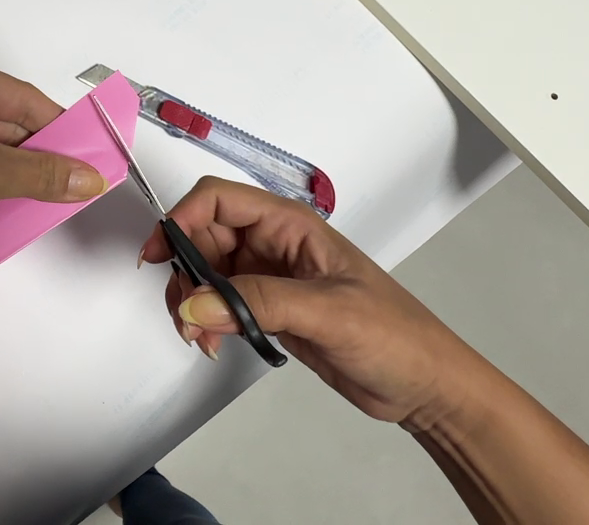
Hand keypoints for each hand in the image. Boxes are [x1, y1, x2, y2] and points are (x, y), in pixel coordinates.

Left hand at [0, 54, 105, 250]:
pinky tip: (13, 199)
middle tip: (76, 182)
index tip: (90, 155)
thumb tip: (95, 179)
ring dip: (16, 168)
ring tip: (51, 194)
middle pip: (6, 119)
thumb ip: (44, 173)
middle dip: (38, 152)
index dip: (59, 127)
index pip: (22, 97)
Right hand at [144, 177, 486, 430]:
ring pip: (204, 270)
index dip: (183, 217)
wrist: (427, 389)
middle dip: (183, 269)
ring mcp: (266, 275)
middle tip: (183, 312)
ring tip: (198, 337)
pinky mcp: (265, 307)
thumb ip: (256, 303)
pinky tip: (212, 343)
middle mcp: (271, 242)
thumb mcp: (327, 312)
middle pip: (202, 235)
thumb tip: (193, 303)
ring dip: (190, 298)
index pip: (218, 199)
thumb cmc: (393, 335)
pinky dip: (204, 318)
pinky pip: (217, 301)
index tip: (161, 255)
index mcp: (288, 224)